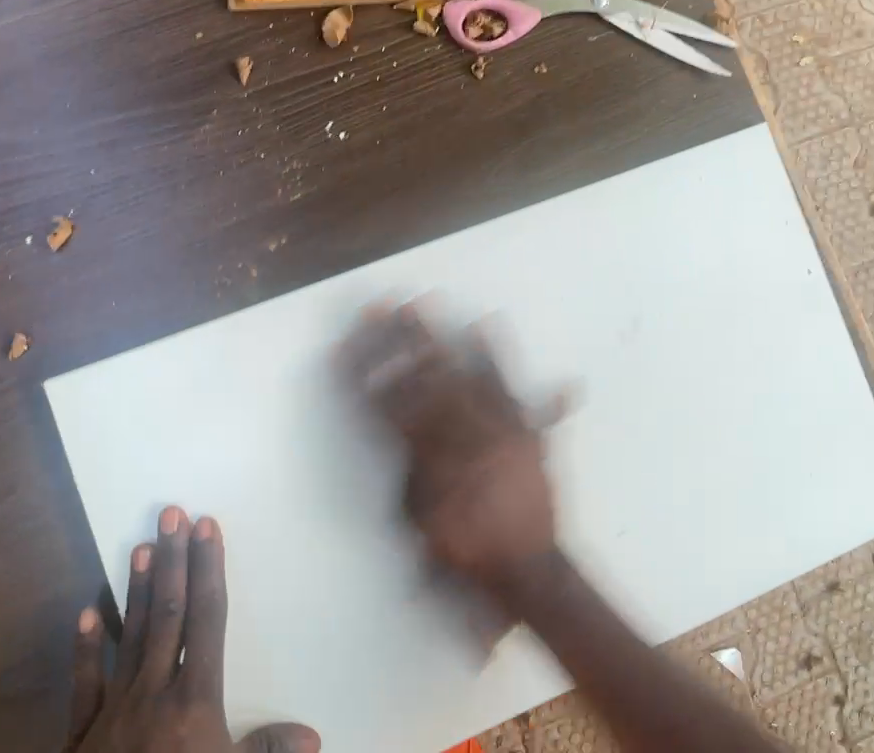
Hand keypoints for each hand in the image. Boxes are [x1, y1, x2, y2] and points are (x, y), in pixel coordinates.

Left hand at [67, 506, 318, 752]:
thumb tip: (314, 736)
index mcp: (193, 700)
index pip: (206, 619)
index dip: (210, 570)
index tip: (207, 527)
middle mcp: (152, 692)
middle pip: (168, 613)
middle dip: (175, 561)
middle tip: (171, 513)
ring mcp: (112, 711)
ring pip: (130, 636)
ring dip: (139, 590)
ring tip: (143, 545)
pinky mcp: (79, 737)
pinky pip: (83, 685)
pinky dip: (85, 649)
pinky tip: (85, 613)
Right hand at [339, 305, 556, 596]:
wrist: (528, 570)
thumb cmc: (466, 556)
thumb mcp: (418, 524)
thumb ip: (410, 477)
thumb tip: (405, 444)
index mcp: (427, 458)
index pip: (386, 405)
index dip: (363, 372)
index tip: (345, 342)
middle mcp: (460, 433)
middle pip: (422, 377)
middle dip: (398, 339)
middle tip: (383, 305)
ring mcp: (495, 426)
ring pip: (461, 372)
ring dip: (439, 336)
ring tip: (425, 301)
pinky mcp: (522, 426)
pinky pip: (510, 386)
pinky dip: (498, 354)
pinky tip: (487, 322)